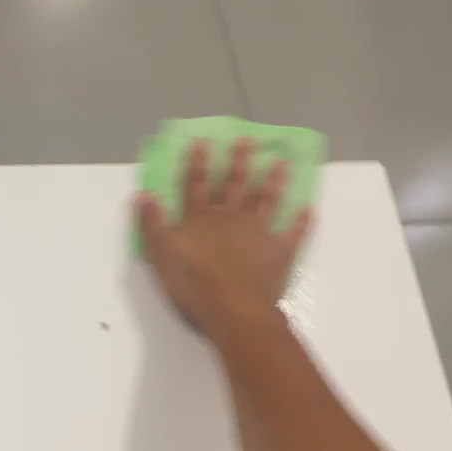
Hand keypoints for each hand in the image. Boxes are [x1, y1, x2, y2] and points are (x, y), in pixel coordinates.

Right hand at [136, 137, 312, 336]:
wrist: (233, 311)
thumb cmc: (193, 287)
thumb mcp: (161, 257)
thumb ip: (151, 225)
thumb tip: (142, 194)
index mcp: (200, 219)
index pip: (195, 185)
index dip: (197, 163)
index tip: (203, 140)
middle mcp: (230, 218)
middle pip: (234, 185)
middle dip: (239, 161)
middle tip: (247, 139)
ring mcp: (258, 233)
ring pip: (266, 200)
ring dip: (273, 181)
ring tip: (281, 162)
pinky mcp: (279, 252)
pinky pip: (293, 233)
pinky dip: (301, 222)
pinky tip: (308, 209)